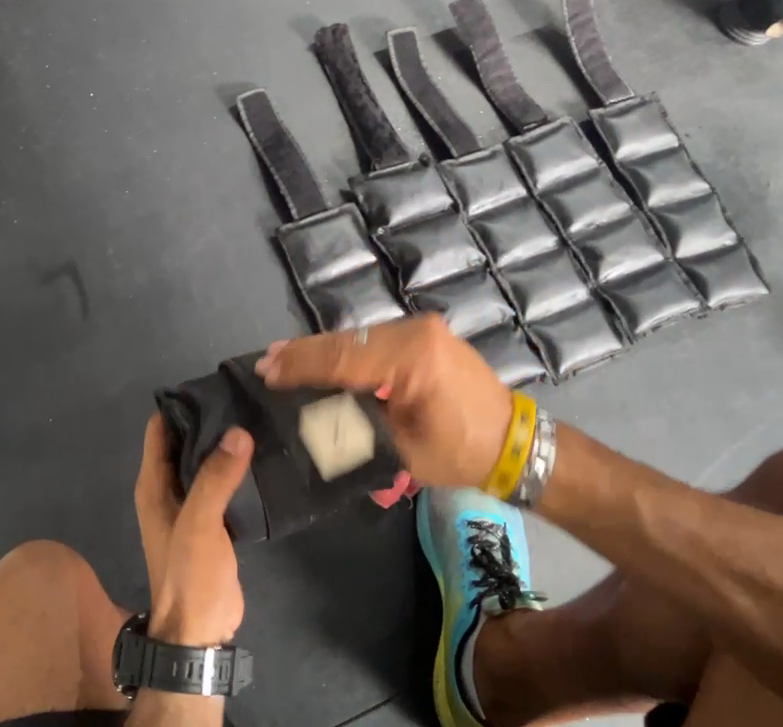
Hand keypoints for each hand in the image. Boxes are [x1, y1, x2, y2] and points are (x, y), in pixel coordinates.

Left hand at [134, 414, 252, 645]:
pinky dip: (238, 469)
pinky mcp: (214, 522)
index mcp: (153, 484)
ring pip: (207, 462)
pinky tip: (265, 459)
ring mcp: (191, 506)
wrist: (200, 631)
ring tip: (261, 421)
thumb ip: (215, 478)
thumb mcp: (200, 523)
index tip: (216, 386)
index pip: (161, 428)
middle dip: (211, 420)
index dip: (183, 404)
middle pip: (186, 440)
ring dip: (227, 445)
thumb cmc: (190, 574)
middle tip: (248, 399)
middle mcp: (169, 489)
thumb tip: (238, 431)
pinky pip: (224, 484)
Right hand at [255, 315, 511, 489]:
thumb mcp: (404, 452)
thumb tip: (314, 420)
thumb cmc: (462, 453)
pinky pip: (375, 341)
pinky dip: (346, 350)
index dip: (302, 366)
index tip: (267, 370)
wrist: (516, 445)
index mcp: (413, 358)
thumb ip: (357, 429)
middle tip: (266, 361)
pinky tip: (321, 357)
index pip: (343, 358)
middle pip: (347, 341)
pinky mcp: (425, 337)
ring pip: (358, 338)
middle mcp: (417, 332)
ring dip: (322, 350)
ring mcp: (423, 330)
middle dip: (305, 353)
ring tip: (284, 358)